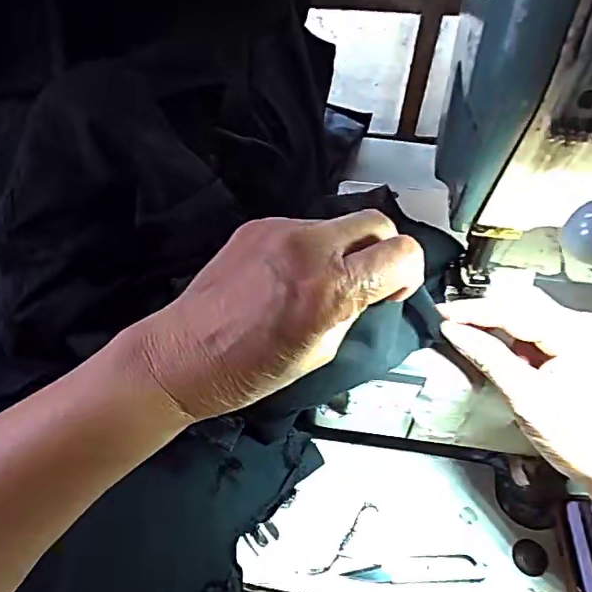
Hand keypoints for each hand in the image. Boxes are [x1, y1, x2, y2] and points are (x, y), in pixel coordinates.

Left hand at [124, 211, 424, 421]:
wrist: (184, 355)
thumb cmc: (243, 369)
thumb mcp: (320, 353)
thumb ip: (351, 313)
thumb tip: (369, 293)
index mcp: (329, 289)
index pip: (401, 253)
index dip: (407, 272)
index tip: (393, 289)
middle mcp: (306, 249)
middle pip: (376, 222)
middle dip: (381, 251)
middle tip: (366, 280)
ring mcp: (278, 232)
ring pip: (337, 224)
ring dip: (341, 250)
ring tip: (317, 284)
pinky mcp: (256, 227)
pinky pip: (301, 229)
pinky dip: (307, 250)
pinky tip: (287, 278)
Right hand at [439, 289, 591, 497]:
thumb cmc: (585, 441)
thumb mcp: (524, 397)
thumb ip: (488, 357)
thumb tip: (458, 333)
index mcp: (578, 334)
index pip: (513, 309)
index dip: (473, 311)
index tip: (445, 315)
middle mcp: (588, 328)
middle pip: (523, 304)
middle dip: (484, 313)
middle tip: (451, 323)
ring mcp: (589, 337)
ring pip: (531, 315)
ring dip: (500, 327)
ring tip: (471, 339)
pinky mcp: (585, 349)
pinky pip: (542, 331)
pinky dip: (517, 339)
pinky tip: (501, 352)